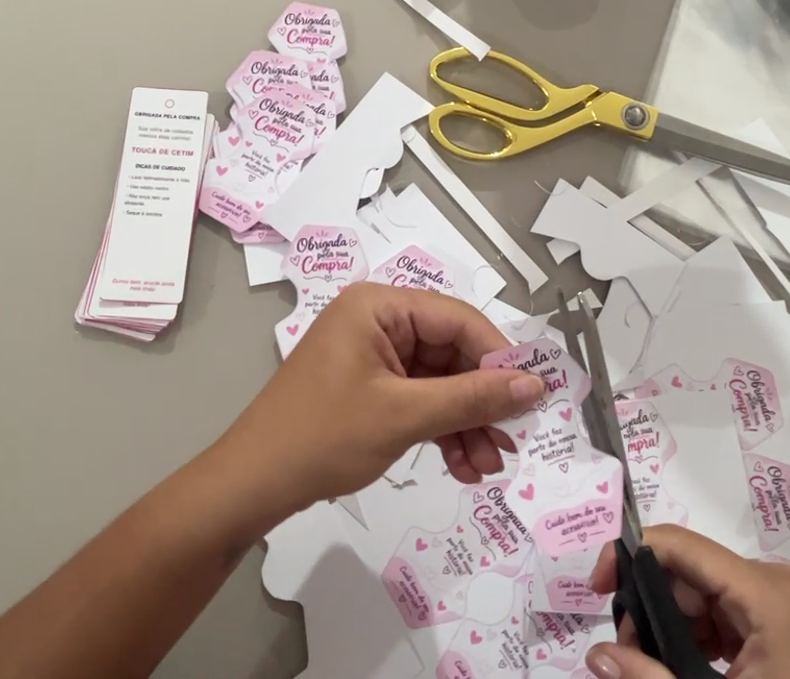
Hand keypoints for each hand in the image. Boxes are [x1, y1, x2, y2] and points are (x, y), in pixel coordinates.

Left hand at [216, 284, 545, 514]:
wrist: (254, 483)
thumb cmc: (324, 436)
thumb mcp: (403, 416)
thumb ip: (472, 398)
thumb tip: (534, 385)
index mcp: (379, 306)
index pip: (457, 319)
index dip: (498, 357)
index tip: (532, 398)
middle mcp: (378, 322)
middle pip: (451, 352)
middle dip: (481, 402)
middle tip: (512, 443)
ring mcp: (373, 355)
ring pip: (440, 382)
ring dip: (466, 423)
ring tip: (489, 466)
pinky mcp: (371, 387)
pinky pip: (420, 400)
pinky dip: (441, 430)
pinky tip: (463, 467)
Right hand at [583, 526, 789, 678]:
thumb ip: (653, 677)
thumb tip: (595, 654)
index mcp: (762, 591)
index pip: (679, 544)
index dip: (630, 554)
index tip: (597, 588)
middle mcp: (769, 584)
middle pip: (686, 572)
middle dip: (648, 605)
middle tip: (625, 648)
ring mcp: (776, 605)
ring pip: (699, 596)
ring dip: (668, 626)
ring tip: (650, 664)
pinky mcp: (777, 626)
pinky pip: (720, 615)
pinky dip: (694, 638)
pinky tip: (680, 667)